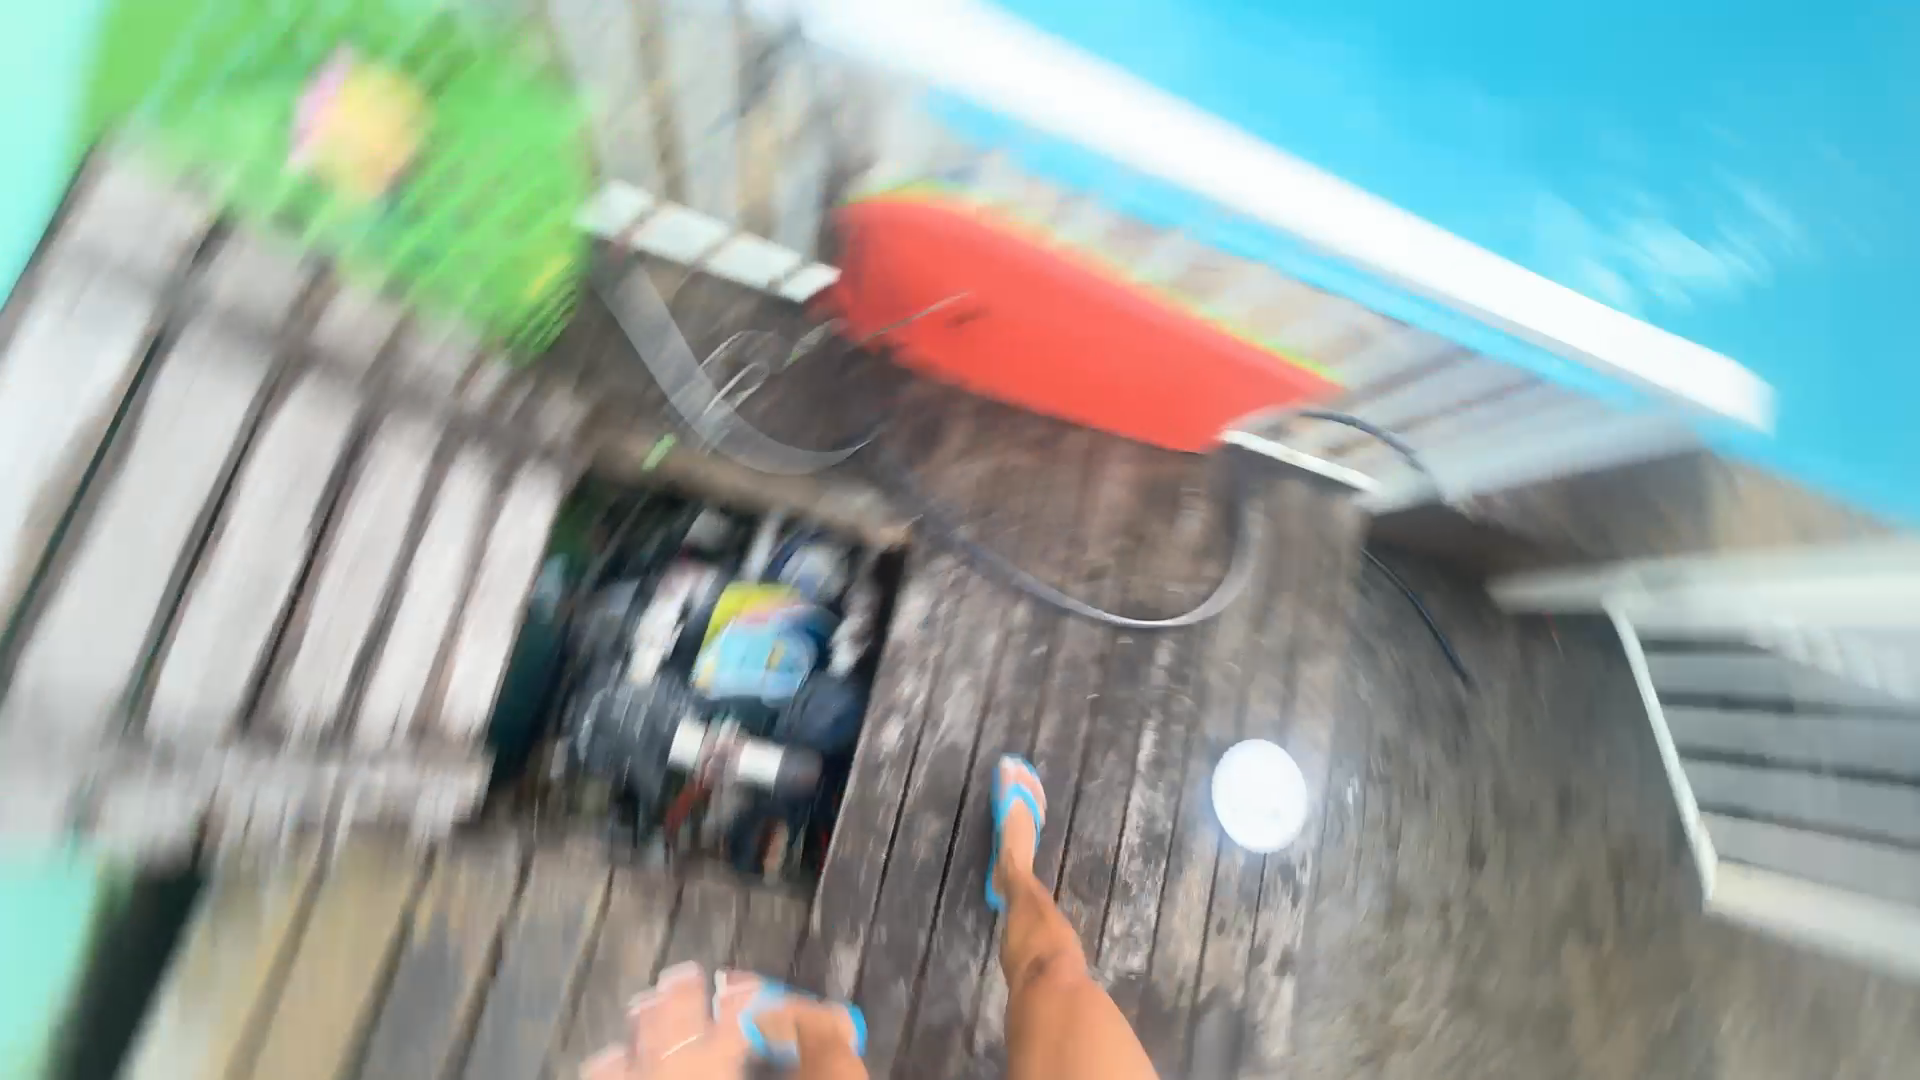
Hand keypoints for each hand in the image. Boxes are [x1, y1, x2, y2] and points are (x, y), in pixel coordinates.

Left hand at [581, 963, 755, 1079]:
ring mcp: (648, 1075)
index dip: (738, 997)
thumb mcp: (740, 1079)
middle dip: (683, 994)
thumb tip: (768, 1070)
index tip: (741, 982)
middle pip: (684, 1019)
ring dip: (646, 1020)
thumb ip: (754, 1072)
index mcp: (720, 1063)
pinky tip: (607, 1057)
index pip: (735, 1019)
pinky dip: (609, 1066)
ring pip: (645, 1041)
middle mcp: (685, 1063)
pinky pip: (611, 1076)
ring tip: (644, 1000)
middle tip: (683, 972)